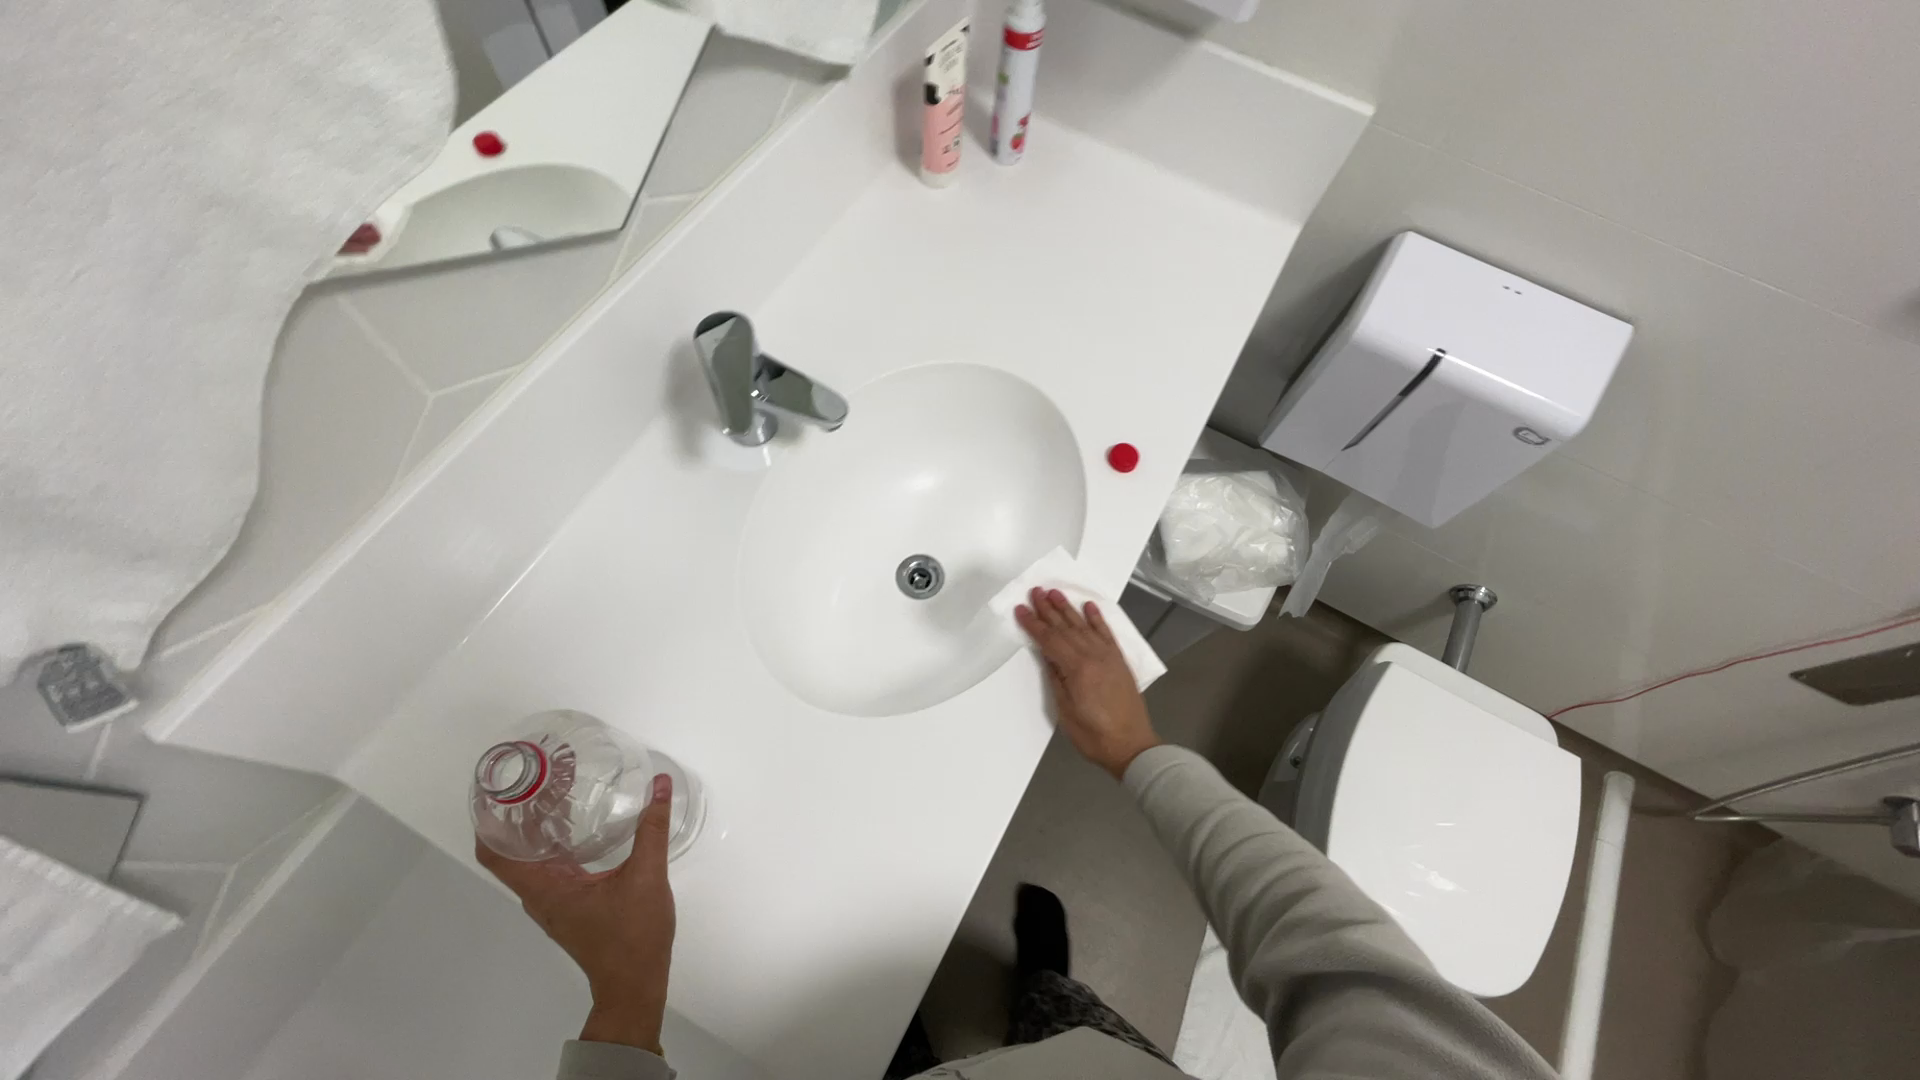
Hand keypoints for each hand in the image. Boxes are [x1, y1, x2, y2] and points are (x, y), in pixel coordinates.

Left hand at [477, 773, 676, 1054]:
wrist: (635, 984)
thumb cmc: (633, 934)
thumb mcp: (647, 874)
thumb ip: (653, 827)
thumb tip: (660, 783)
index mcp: (545, 888)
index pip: (494, 853)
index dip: (488, 821)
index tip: (499, 789)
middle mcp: (540, 895)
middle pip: (511, 850)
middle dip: (519, 814)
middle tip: (538, 777)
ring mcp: (554, 902)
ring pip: (531, 858)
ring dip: (539, 827)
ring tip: (559, 791)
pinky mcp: (569, 904)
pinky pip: (550, 866)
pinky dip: (557, 842)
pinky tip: (581, 824)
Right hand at [1014, 588, 1160, 778]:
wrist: (1132, 747)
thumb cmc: (1093, 736)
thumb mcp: (1066, 711)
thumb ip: (1057, 679)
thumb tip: (1047, 655)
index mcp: (1077, 669)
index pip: (1050, 640)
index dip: (1034, 625)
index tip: (1021, 609)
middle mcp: (1094, 656)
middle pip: (1066, 628)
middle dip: (1049, 609)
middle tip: (1036, 591)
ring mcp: (1109, 657)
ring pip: (1084, 626)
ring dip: (1068, 608)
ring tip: (1055, 592)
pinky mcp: (1119, 661)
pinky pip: (1107, 634)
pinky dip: (1097, 619)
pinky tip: (1089, 606)